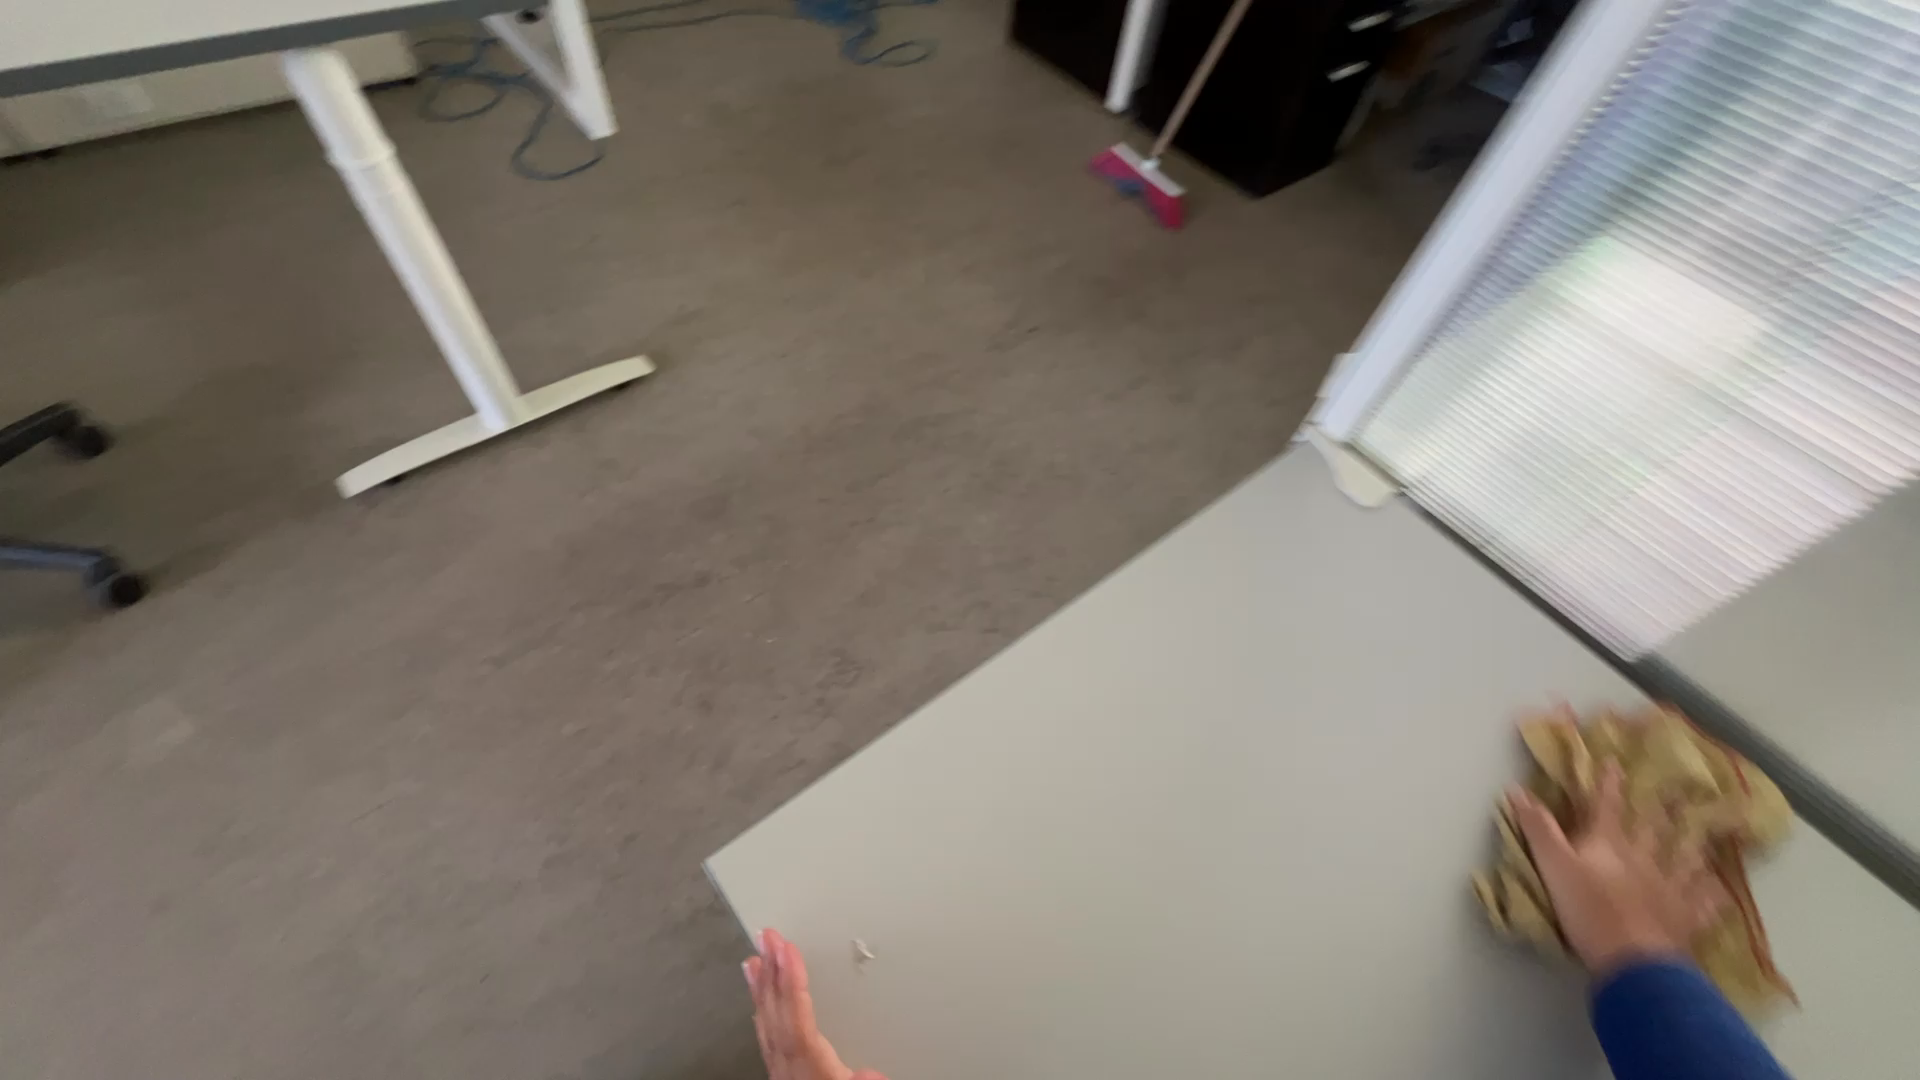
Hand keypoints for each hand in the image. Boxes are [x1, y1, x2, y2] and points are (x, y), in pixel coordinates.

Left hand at [745, 929, 886, 1079]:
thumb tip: (872, 1068)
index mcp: (812, 1070)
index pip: (797, 1023)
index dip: (792, 983)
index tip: (788, 948)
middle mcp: (791, 1070)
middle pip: (777, 1018)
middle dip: (772, 973)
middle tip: (766, 936)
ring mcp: (784, 1072)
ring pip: (768, 1026)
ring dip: (762, 988)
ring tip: (754, 957)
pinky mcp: (784, 1073)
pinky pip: (768, 1037)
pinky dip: (763, 1011)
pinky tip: (760, 998)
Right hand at [1508, 761, 1728, 976]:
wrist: (1634, 960)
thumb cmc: (1587, 908)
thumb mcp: (1551, 864)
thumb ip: (1536, 827)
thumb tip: (1515, 788)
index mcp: (1608, 844)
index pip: (1606, 806)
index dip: (1608, 784)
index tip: (1614, 762)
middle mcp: (1643, 859)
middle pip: (1652, 830)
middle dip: (1659, 810)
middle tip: (1676, 793)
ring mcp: (1670, 889)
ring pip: (1684, 861)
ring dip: (1692, 846)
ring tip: (1704, 834)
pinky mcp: (1686, 918)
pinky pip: (1705, 903)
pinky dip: (1713, 894)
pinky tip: (1722, 888)